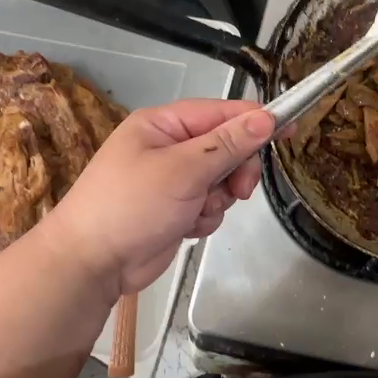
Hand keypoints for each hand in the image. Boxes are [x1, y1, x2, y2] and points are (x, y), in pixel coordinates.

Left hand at [35, 98, 271, 301]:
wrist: (90, 264)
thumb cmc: (131, 206)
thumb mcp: (184, 170)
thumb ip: (228, 144)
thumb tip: (266, 117)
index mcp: (164, 124)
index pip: (221, 112)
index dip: (255, 121)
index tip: (288, 130)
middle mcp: (169, 147)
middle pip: (227, 147)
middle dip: (235, 171)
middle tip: (239, 191)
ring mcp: (172, 180)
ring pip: (223, 180)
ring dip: (218, 198)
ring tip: (198, 213)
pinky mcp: (175, 209)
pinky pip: (210, 204)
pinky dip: (206, 217)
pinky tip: (187, 227)